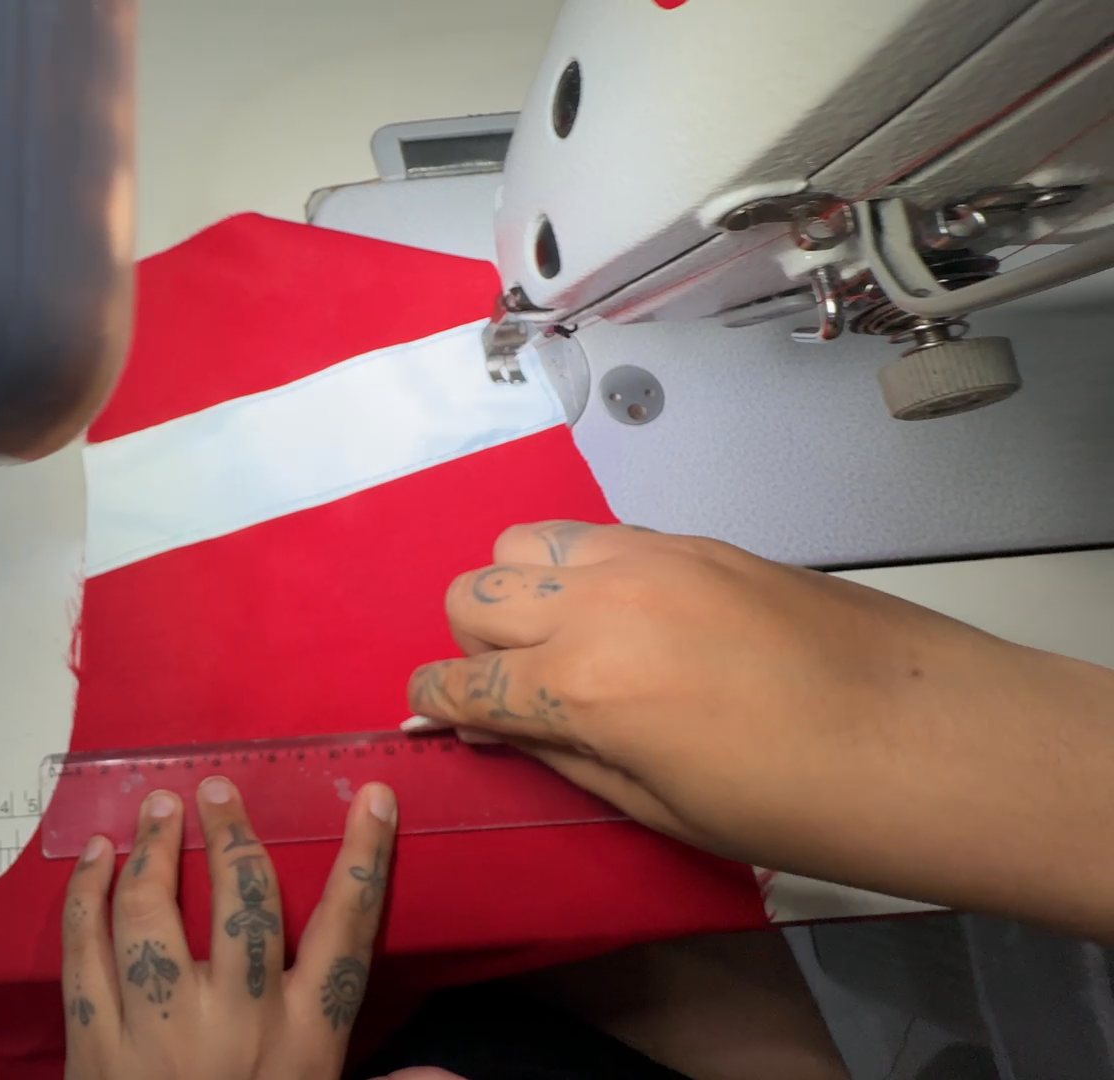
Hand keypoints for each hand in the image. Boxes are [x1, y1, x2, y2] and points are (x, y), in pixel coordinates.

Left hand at [62, 777, 397, 1079]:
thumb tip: (454, 1072)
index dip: (366, 860)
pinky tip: (96, 857)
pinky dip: (85, 895)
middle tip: (217, 788)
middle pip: (243, 905)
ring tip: (159, 805)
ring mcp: (157, 1032)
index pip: (348, 934)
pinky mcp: (93, 1045)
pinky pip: (84, 952)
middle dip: (233, 838)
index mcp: (303, 1043)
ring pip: (153, 914)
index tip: (374, 798)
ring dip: (155, 851)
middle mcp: (236, 1024)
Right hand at [406, 521, 1113, 935]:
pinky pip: (582, 534)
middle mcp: (590, 608)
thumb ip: (551, 751)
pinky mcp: (680, 537)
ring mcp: (637, 560)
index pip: (457, 682)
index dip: (430, 704)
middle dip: (469, 645)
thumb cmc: (796, 806)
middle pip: (467, 597)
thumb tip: (484, 724)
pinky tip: (616, 604)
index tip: (432, 715)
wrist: (946, 740)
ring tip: (559, 628)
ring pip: (512, 547)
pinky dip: (569, 568)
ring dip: (513, 592)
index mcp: (580, 690)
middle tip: (515, 679)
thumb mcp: (654, 808)